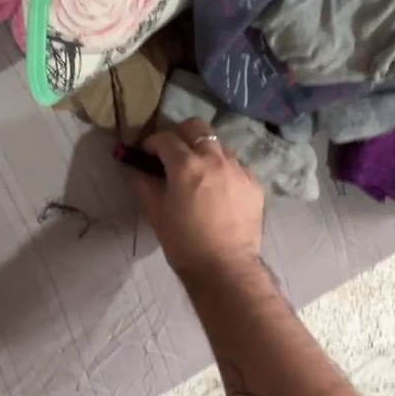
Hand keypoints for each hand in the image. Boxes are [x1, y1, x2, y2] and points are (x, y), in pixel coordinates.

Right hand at [134, 118, 265, 286]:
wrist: (225, 268)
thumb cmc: (184, 243)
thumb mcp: (156, 214)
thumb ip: (145, 186)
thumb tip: (140, 171)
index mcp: (186, 165)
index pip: (165, 139)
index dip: (151, 143)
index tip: (146, 153)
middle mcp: (215, 159)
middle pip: (197, 128)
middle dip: (180, 134)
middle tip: (172, 153)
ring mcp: (238, 170)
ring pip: (218, 146)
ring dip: (204, 153)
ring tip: (198, 174)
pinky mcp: (254, 184)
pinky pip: (236, 167)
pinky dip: (223, 171)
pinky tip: (218, 191)